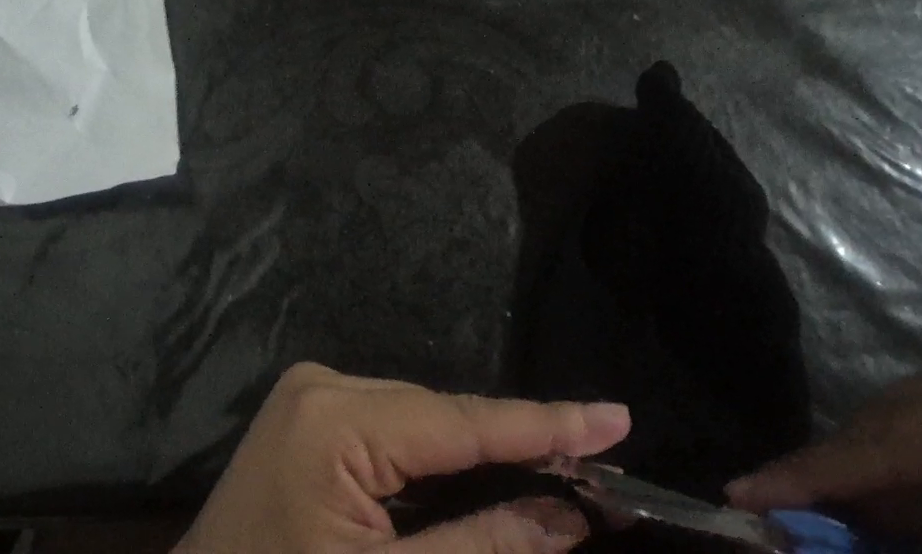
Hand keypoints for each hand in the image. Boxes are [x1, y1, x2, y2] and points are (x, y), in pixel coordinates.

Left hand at [172, 362, 630, 553]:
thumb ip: (486, 546)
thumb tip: (572, 515)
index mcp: (335, 420)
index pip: (461, 420)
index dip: (545, 424)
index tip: (617, 415)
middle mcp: (322, 384)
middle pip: (441, 413)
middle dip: (514, 440)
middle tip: (596, 462)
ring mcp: (308, 392)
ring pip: (418, 415)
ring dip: (477, 446)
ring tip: (554, 462)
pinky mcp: (305, 412)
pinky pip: (388, 423)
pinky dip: (433, 451)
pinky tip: (478, 469)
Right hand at [725, 330, 921, 552]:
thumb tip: (859, 545)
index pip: (891, 441)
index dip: (812, 476)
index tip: (739, 498)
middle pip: (890, 425)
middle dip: (837, 484)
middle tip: (784, 528)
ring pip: (913, 426)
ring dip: (880, 490)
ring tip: (842, 535)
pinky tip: (916, 528)